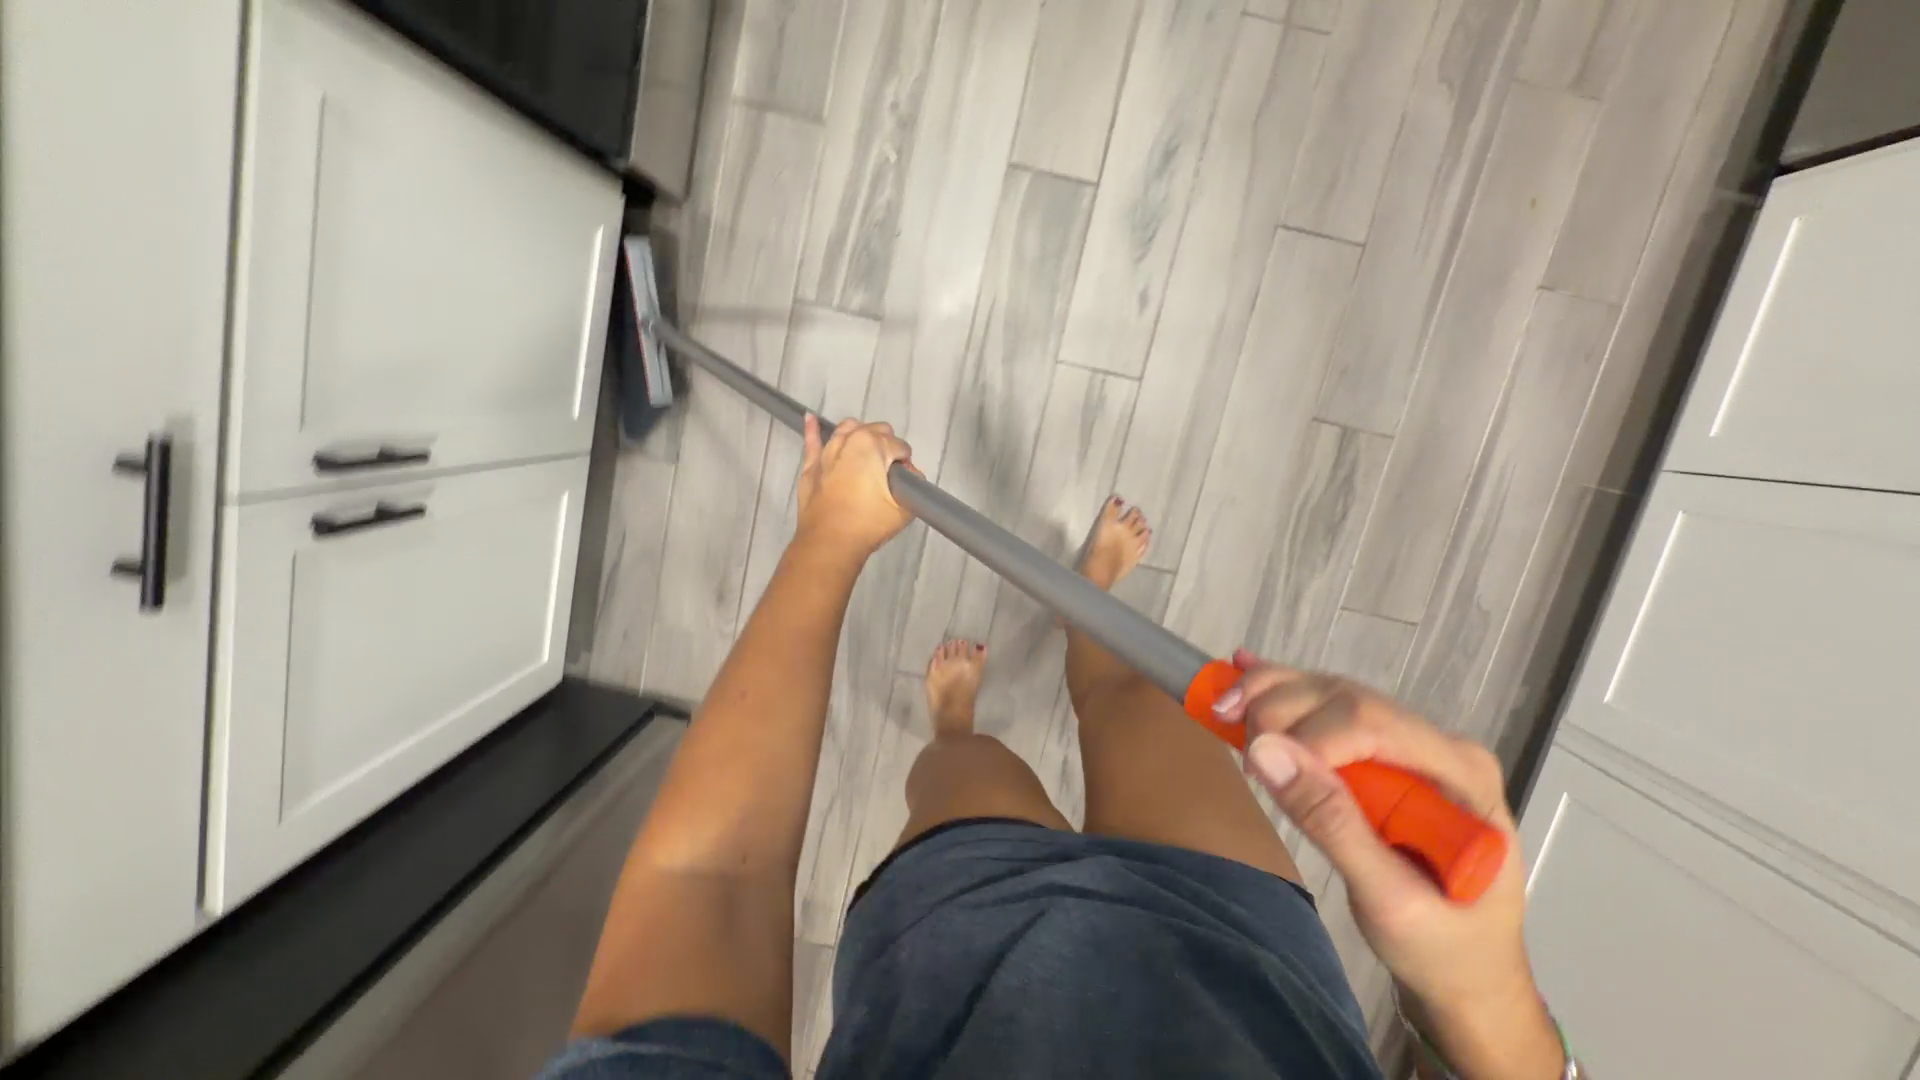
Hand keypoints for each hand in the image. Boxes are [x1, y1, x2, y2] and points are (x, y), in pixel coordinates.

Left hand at [795, 415, 914, 559]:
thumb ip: (913, 485)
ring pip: (847, 430)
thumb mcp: (904, 508)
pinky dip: (811, 428)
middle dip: (886, 446)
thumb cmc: (869, 523)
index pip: (900, 446)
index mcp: (874, 445)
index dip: (905, 463)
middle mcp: (850, 440)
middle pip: (875, 431)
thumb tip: (909, 476)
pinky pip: (812, 441)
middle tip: (887, 473)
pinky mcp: (811, 466)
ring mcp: (828, 451)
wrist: (830, 542)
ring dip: (860, 436)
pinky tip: (809, 417)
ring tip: (866, 454)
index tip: (903, 481)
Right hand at [1216, 650, 1561, 1079]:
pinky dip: (1283, 692)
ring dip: (1273, 694)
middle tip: (1228, 728)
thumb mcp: (1388, 898)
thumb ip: (1331, 821)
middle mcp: (1439, 745)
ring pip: (1332, 695)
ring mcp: (1413, 746)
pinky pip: (1328, 710)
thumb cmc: (1443, 948)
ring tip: (1223, 705)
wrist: (1468, 975)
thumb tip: (1265, 750)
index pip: (1372, 721)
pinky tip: (1245, 671)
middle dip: (1281, 706)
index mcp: (1460, 773)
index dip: (1306, 732)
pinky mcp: (1384, 755)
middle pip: (1348, 698)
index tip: (1259, 766)